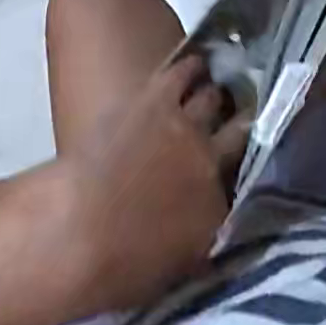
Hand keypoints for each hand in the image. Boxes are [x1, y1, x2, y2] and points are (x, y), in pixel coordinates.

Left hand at [53, 53, 247, 312]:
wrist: (80, 228)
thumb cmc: (117, 263)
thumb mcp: (175, 263)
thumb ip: (199, 235)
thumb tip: (206, 219)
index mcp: (217, 211)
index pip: (241, 183)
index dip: (241, 168)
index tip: (239, 161)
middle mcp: (211, 161)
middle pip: (239, 131)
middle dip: (242, 122)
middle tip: (245, 113)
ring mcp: (187, 124)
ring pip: (212, 98)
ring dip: (215, 94)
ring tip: (220, 85)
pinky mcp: (158, 96)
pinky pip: (184, 71)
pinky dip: (192, 66)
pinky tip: (196, 61)